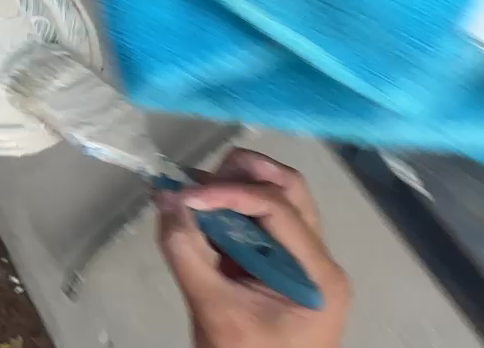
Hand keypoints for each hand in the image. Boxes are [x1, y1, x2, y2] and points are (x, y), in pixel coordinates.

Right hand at [157, 150, 350, 347]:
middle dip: (240, 173)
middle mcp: (318, 259)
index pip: (277, 207)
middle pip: (287, 188)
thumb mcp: (212, 310)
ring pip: (276, 194)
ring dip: (234, 184)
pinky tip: (196, 210)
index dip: (228, 191)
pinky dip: (227, 203)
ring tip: (194, 196)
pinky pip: (258, 215)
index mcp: (318, 276)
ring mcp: (302, 259)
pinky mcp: (280, 261)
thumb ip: (185, 250)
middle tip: (199, 183)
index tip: (184, 195)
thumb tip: (164, 194)